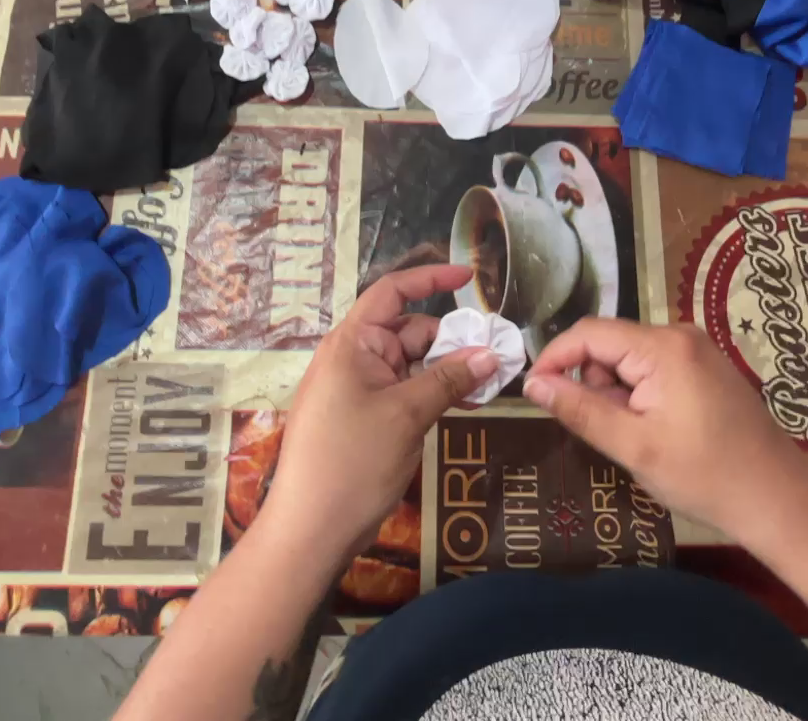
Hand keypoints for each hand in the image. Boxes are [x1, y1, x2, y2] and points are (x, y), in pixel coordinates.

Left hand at [260, 265, 498, 561]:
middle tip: (497, 354)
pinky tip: (466, 403)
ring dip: (448, 369)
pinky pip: (405, 390)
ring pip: (412, 363)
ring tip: (489, 383)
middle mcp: (353, 357)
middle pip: (410, 330)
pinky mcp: (365, 416)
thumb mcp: (406, 415)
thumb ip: (449, 380)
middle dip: (451, 339)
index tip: (469, 276)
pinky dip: (434, 392)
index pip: (392, 292)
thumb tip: (491, 354)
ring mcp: (358, 388)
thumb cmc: (352, 461)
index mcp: (352, 342)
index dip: (430, 278)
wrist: (311, 531)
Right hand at [523, 318, 806, 537]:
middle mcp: (679, 334)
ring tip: (638, 436)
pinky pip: (652, 367)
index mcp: (663, 347)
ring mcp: (696, 348)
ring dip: (616, 392)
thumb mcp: (634, 446)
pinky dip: (639, 394)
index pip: (589, 332)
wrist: (781, 501)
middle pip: (609, 344)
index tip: (534, 393)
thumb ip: (580, 409)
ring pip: (628, 358)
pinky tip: (656, 429)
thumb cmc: (705, 477)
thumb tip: (533, 383)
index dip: (555, 357)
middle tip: (606, 431)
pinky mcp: (705, 365)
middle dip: (592, 383)